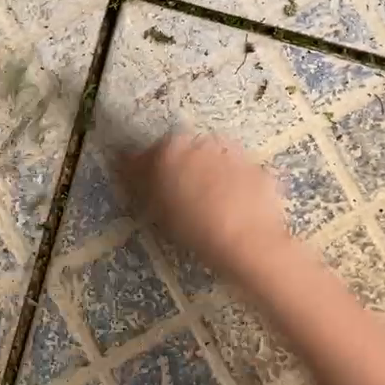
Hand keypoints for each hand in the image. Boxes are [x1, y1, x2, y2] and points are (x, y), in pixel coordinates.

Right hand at [112, 132, 293, 276]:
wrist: (249, 242)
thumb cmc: (195, 230)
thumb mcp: (158, 211)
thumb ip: (142, 183)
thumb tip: (128, 168)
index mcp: (169, 151)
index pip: (146, 155)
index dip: (143, 171)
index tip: (143, 185)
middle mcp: (200, 143)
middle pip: (182, 152)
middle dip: (179, 170)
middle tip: (180, 197)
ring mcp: (232, 152)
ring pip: (213, 160)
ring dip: (208, 174)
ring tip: (211, 205)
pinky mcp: (257, 167)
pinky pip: (238, 173)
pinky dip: (234, 184)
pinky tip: (234, 208)